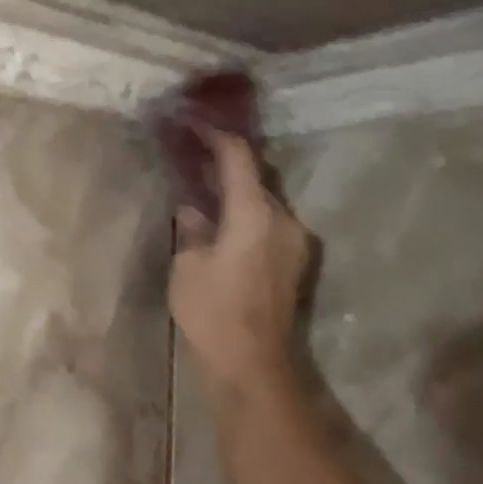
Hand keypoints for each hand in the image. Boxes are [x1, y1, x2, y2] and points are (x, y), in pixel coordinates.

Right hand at [170, 128, 310, 397]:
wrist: (250, 362)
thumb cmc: (212, 310)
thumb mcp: (188, 266)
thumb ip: (194, 230)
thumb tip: (195, 210)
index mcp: (255, 214)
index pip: (239, 160)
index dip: (217, 137)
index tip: (196, 122)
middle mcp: (284, 220)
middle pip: (255, 181)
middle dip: (225, 168)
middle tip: (192, 158)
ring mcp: (294, 243)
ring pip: (262, 205)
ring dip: (235, 195)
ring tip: (203, 192)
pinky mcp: (292, 263)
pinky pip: (266, 226)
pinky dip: (243, 217)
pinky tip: (219, 225)